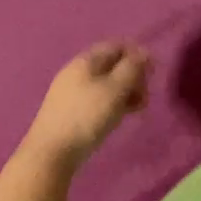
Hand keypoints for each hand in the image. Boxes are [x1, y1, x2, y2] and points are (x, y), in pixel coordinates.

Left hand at [23, 41, 152, 165]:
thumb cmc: (86, 117)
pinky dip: (110, 104)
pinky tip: (115, 119)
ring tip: (134, 110)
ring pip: (104, 84)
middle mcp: (76, 71)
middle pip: (111, 65)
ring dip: (124, 93)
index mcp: (86, 60)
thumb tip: (144, 52)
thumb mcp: (115, 89)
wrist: (49, 155)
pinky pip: (95, 99)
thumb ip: (132, 67)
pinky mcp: (67, 112)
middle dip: (132, 77)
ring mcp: (69, 92)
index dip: (137, 55)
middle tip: (144, 97)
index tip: (151, 74)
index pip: (117, 46)